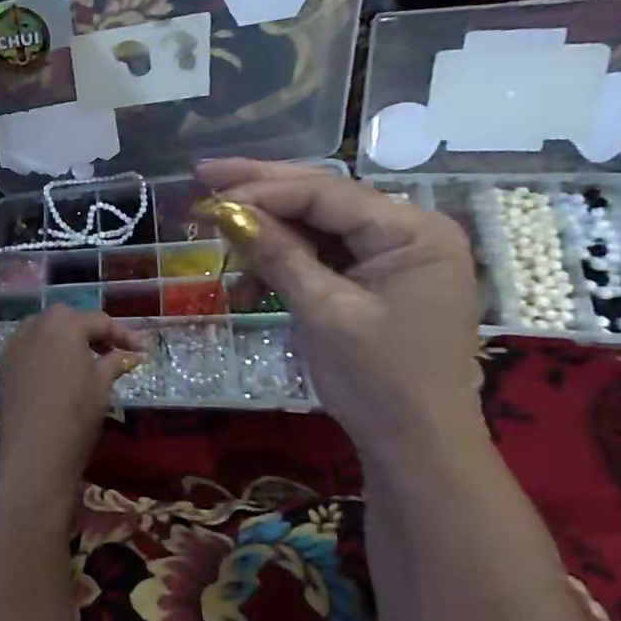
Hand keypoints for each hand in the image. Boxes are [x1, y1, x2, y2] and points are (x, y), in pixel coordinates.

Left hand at [0, 306, 147, 488]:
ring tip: (84, 359)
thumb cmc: (76, 415)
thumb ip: (114, 362)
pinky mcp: (3, 366)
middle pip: (66, 318)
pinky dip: (44, 350)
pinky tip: (57, 370)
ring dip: (64, 337)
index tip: (143, 350)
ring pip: (43, 329)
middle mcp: (35, 327)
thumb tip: (129, 354)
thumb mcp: (101, 386)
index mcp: (63, 325)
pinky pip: (28, 347)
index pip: (98, 320)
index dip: (123, 334)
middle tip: (111, 350)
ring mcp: (14, 346)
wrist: (35, 451)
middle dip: (89, 330)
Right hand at [196, 159, 483, 454]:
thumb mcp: (323, 312)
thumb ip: (279, 255)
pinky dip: (284, 264)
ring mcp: (393, 257)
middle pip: (323, 198)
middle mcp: (408, 232)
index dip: (262, 190)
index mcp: (413, 232)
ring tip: (223, 247)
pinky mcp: (375, 282)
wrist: (417, 443)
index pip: (326, 193)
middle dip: (262, 190)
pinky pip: (323, 258)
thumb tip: (229, 213)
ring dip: (268, 236)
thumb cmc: (378, 379)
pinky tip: (250, 281)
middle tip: (204, 176)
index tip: (207, 194)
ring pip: (318, 227)